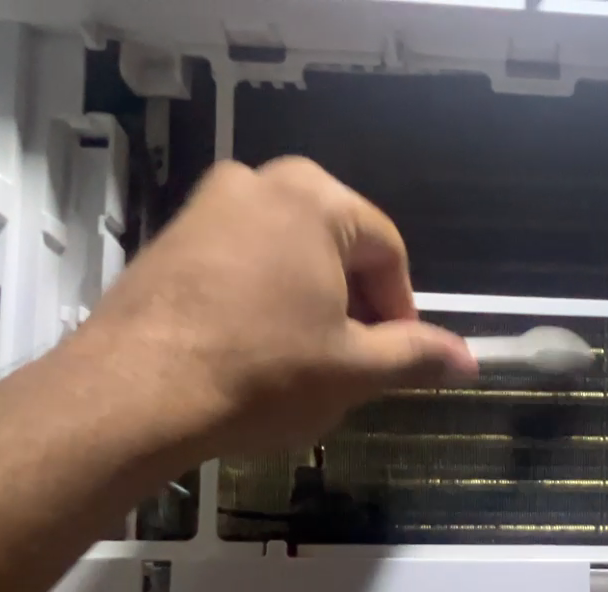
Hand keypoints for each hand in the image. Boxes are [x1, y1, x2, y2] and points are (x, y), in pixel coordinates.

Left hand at [70, 157, 475, 455]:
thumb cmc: (264, 373)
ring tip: (305, 366)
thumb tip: (472, 361)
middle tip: (353, 365)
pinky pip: (244, 264)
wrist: (136, 393)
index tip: (396, 360)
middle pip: (339, 249)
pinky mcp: (171, 241)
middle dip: (357, 308)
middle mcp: (259, 182)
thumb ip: (419, 357)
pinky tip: (257, 354)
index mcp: (315, 198)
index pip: (389, 251)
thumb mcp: (356, 370)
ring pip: (290, 257)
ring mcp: (206, 207)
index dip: (403, 312)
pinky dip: (265, 303)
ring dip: (313, 307)